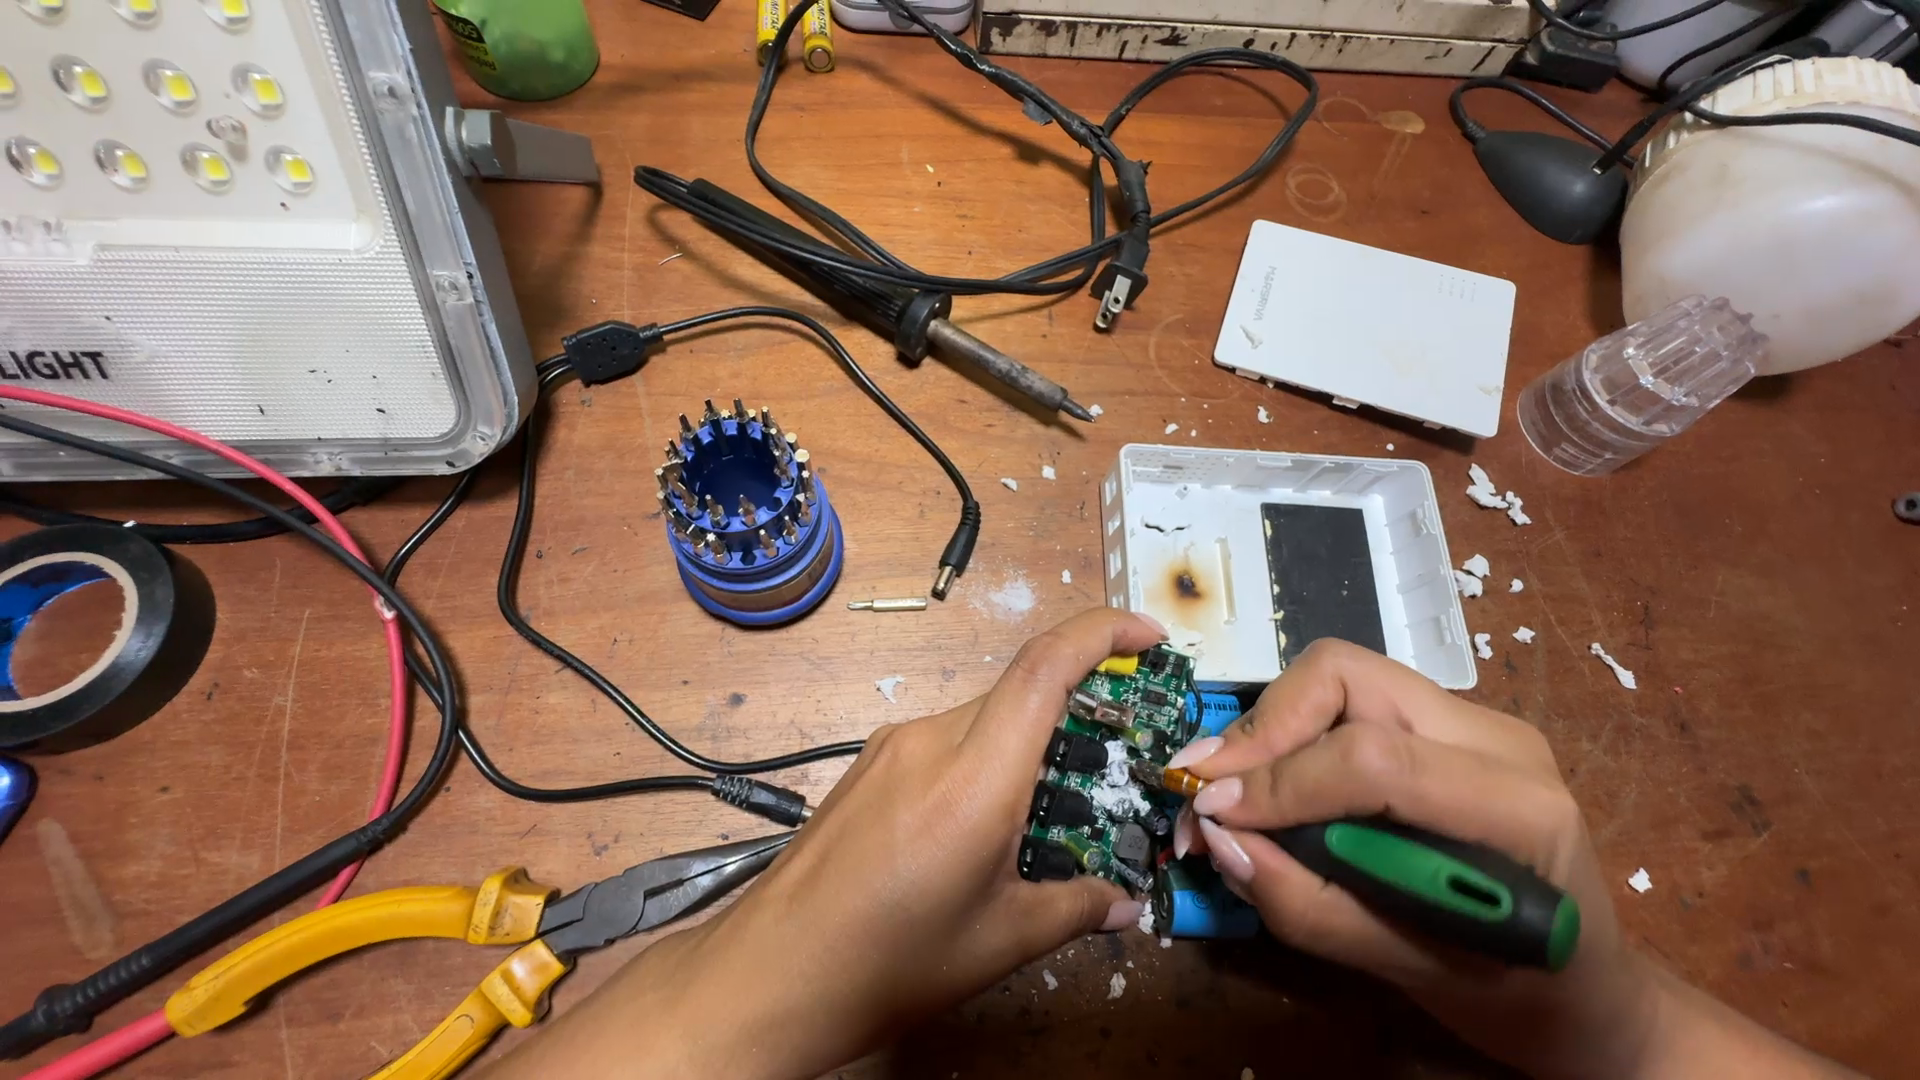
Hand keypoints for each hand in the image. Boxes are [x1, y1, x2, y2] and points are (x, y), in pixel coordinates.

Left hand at [485, 608, 1165, 1079]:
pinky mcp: (871, 762)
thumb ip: (1074, 908)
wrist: (769, 972)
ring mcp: (893, 745)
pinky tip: (987, 818)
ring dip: (1029, 741)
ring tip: (1051, 805)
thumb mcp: (998, 943)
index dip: (1101, 631)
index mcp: (974, 777)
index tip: (1148, 633)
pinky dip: (987, 758)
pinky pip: (947, 739)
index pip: (1043, 668)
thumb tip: (1126, 901)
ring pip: (984, 716)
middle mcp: (931, 739)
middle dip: (1078, 704)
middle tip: (1117, 753)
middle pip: (1020, 691)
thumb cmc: (889, 962)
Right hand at [1170, 639, 1656, 1079]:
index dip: (1278, 782)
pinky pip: (1336, 701)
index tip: (1209, 815)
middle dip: (1260, 729)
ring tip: (1225, 790)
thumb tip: (1217, 839)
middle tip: (1208, 789)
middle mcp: (1491, 735)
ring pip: (1331, 676)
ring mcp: (1463, 719)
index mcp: (1516, 805)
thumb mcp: (1412, 974)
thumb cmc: (1519, 998)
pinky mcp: (1432, 721)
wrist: (1587, 990)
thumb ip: (1309, 906)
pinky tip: (1262, 784)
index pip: (1371, 757)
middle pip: (1340, 676)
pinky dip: (1283, 738)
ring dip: (1263, 731)